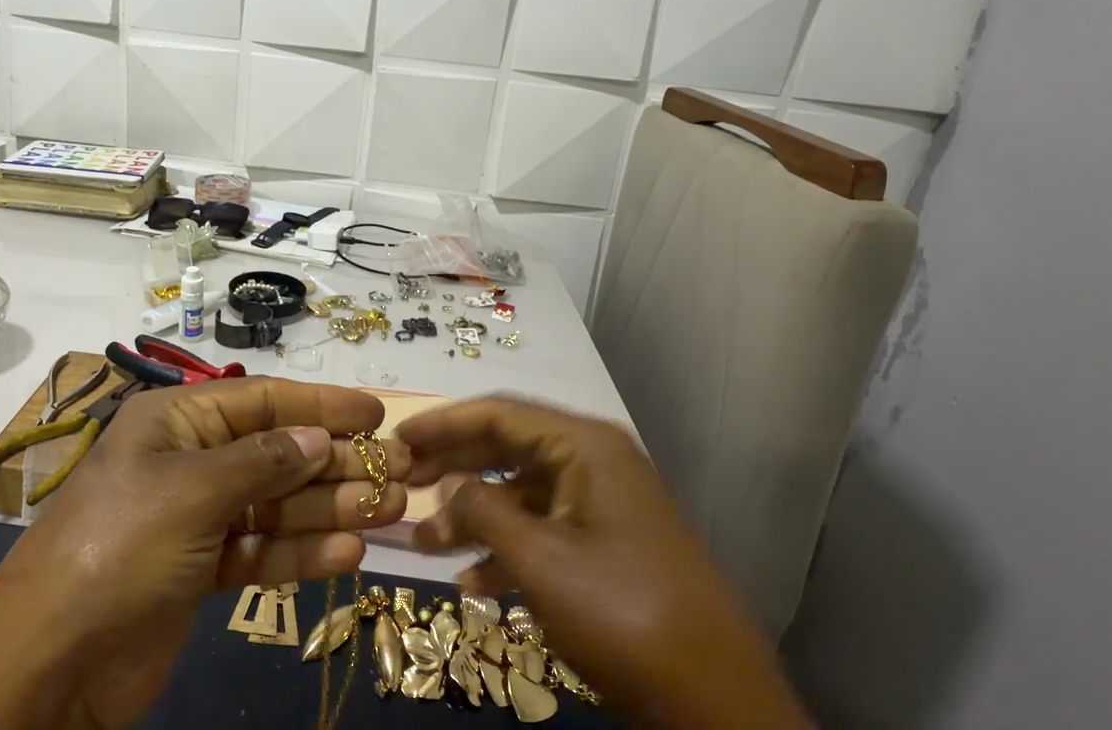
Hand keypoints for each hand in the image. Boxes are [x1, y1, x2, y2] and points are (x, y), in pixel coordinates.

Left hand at [0, 377, 409, 729]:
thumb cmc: (122, 546)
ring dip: (329, 507)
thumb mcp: (192, 492)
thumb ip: (262, 461)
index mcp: (175, 422)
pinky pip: (261, 551)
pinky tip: (347, 553)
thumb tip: (320, 435)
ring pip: (275, 504)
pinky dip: (301, 552)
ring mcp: (195, 519)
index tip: (377, 412)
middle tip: (399, 473)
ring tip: (389, 511)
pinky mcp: (201, 571)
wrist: (53, 659)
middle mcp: (189, 461)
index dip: (321, 404)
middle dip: (335, 461)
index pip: (262, 401)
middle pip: (277, 453)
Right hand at [399, 395, 811, 729]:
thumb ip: (482, 512)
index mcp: (585, 447)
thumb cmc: (621, 612)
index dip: (443, 423)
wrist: (715, 697)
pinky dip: (505, 548)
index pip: (499, 413)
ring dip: (473, 516)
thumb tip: (448, 488)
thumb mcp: (539, 560)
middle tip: (404, 484)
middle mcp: (595, 463)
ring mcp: (604, 505)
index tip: (396, 438)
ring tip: (424, 544)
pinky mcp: (608, 546)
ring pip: (521, 493)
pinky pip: (544, 530)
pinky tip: (472, 582)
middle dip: (454, 467)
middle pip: (507, 447)